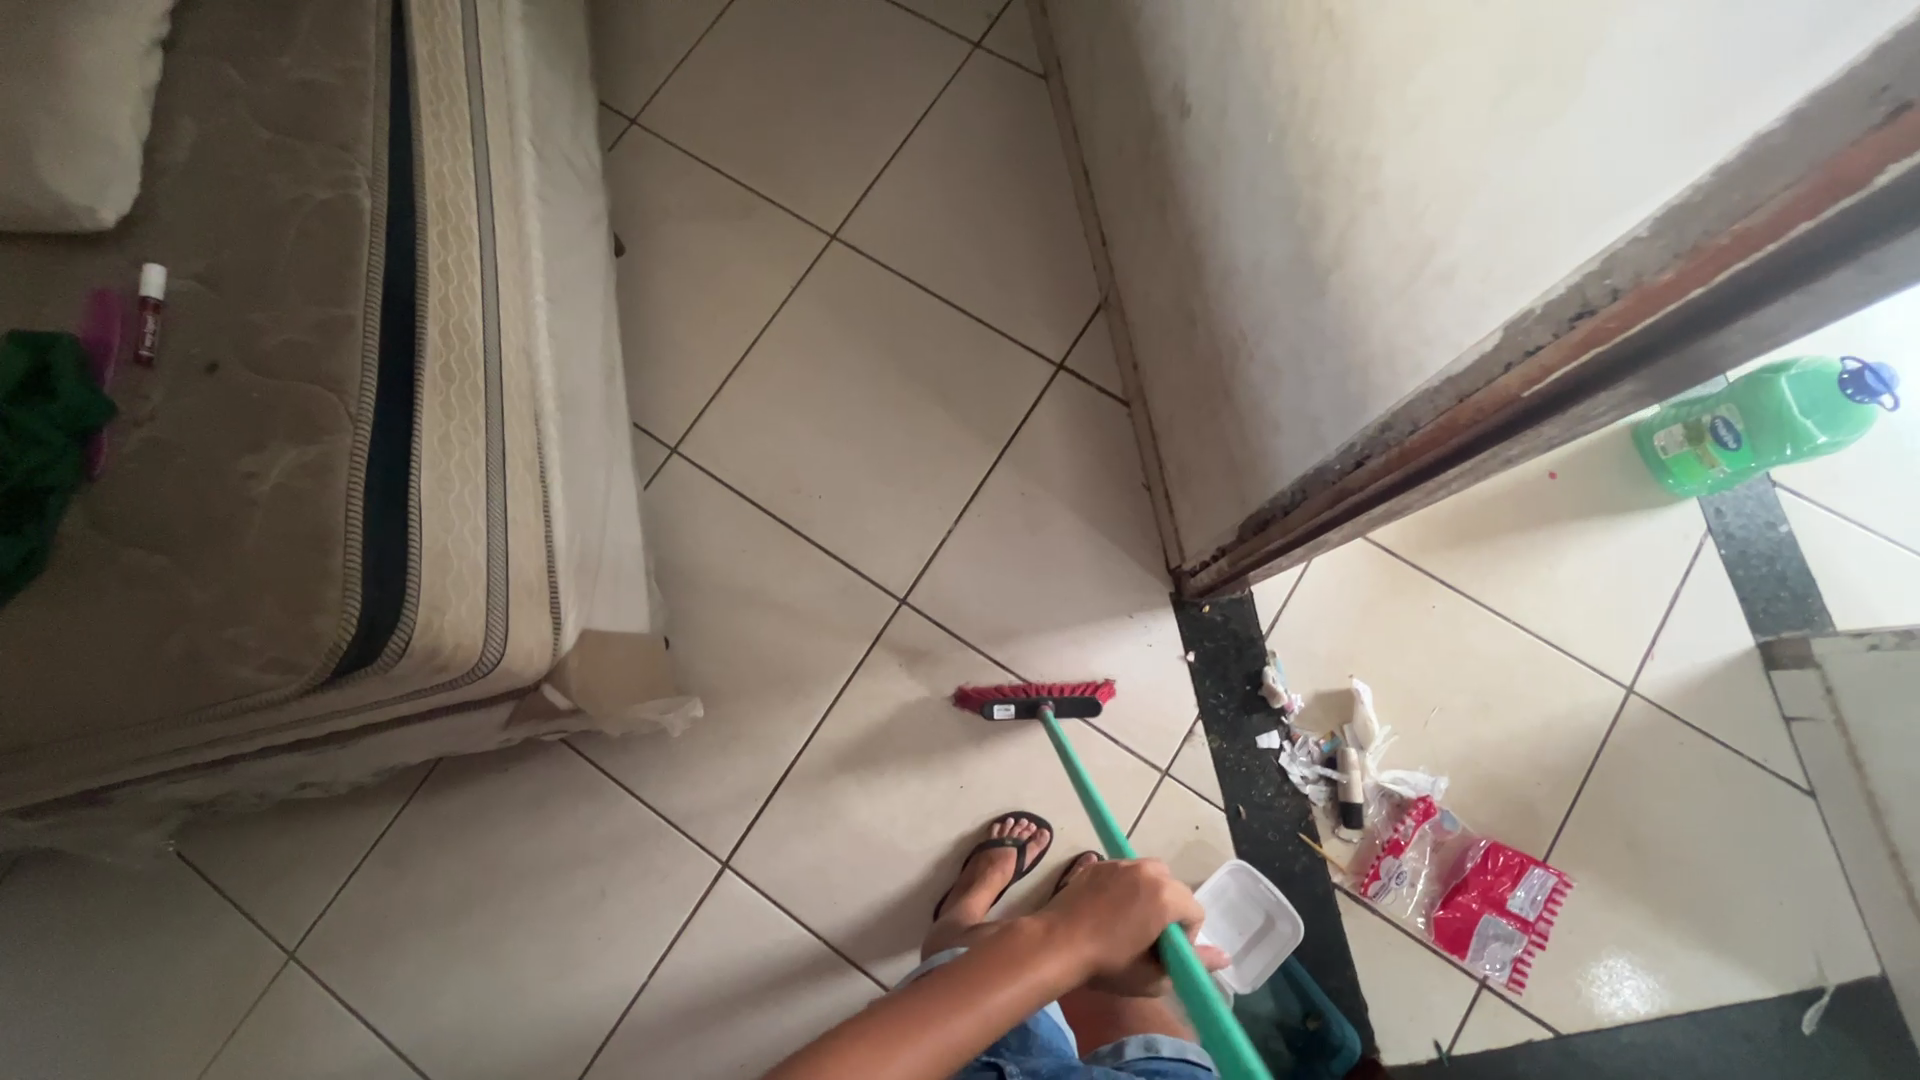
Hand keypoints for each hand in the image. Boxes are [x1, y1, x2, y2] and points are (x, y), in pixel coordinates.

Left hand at [1040, 857, 1230, 996]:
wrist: (1057, 943)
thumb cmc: (1108, 964)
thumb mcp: (1154, 976)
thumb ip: (1195, 963)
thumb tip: (1225, 957)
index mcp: (1165, 895)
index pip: (1195, 910)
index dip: (1185, 936)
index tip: (1163, 953)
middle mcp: (1146, 870)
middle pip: (1173, 888)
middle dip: (1168, 911)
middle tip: (1147, 938)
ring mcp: (1119, 862)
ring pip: (1149, 875)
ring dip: (1148, 895)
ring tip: (1129, 922)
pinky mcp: (1097, 863)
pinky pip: (1123, 872)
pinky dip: (1124, 887)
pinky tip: (1107, 910)